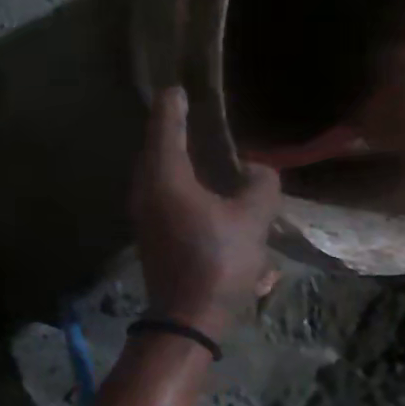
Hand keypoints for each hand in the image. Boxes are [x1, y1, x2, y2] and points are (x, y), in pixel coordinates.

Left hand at [132, 88, 281, 339]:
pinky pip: (161, 194)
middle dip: (170, 129)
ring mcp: (144, 215)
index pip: (165, 126)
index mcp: (166, 177)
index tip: (179, 87)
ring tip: (197, 148)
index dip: (174, 104)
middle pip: (155, 148)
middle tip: (190, 112)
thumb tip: (259, 171)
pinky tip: (199, 189)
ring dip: (174, 158)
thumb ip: (260, 185)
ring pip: (156, 173)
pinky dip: (176, 182)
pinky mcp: (150, 235)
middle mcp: (146, 190)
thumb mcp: (253, 218)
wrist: (188, 318)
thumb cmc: (219, 261)